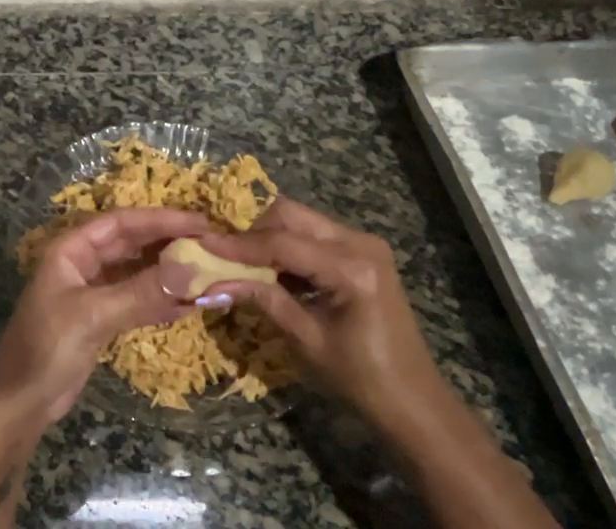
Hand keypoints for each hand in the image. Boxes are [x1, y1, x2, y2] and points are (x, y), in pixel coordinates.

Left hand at [0, 208, 208, 433]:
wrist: (18, 404)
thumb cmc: (46, 348)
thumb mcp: (94, 316)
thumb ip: (143, 292)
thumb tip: (194, 271)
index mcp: (71, 250)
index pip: (122, 222)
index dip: (161, 219)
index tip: (201, 224)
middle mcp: (82, 264)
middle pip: (132, 243)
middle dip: (169, 243)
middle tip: (212, 246)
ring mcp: (92, 292)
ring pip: (137, 272)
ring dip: (169, 273)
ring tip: (209, 272)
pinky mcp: (101, 320)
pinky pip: (137, 301)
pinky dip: (161, 301)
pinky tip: (190, 305)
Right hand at [197, 198, 449, 427]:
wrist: (413, 400)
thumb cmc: (361, 378)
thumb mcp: (305, 339)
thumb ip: (263, 299)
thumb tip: (215, 280)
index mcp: (352, 267)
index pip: (281, 242)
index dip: (239, 244)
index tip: (202, 244)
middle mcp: (360, 243)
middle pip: (291, 215)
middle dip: (254, 232)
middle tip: (225, 255)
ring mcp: (365, 244)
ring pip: (301, 220)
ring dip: (270, 237)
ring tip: (244, 265)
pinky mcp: (363, 252)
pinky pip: (315, 235)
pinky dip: (289, 246)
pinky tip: (274, 272)